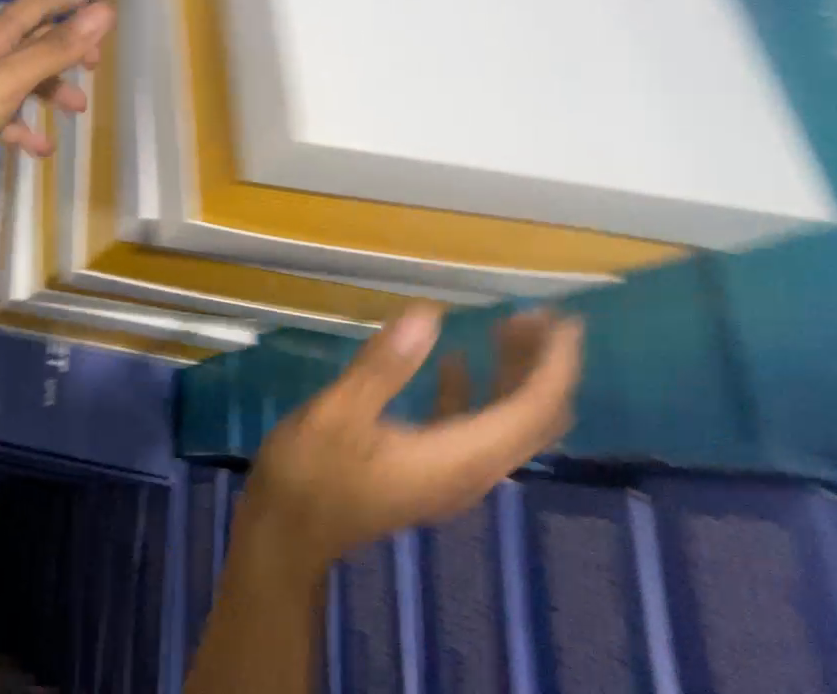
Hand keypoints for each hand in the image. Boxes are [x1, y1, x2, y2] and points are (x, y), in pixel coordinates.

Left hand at [0, 0, 114, 205]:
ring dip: (49, 91)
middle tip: (95, 66)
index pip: (33, 7)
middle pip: (28, 43)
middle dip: (63, 50)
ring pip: (18, 80)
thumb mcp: (9, 79)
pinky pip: (1, 116)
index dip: (65, 1)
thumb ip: (55, 48)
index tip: (96, 1)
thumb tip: (103, 11)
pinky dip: (24, 127)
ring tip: (78, 110)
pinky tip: (40, 148)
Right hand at [241, 305, 582, 567]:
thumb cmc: (309, 472)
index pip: (533, 407)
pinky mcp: (431, 475)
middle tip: (530, 314)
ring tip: (501, 329)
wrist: (288, 533)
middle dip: (540, 364)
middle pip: (532, 418)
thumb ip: (383, 367)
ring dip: (512, 377)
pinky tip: (453, 364)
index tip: (560, 318)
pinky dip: (477, 395)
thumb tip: (428, 314)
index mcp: (460, 456)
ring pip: (508, 425)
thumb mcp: (336, 413)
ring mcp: (454, 477)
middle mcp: (473, 471)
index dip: (553, 362)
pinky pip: (478, 432)